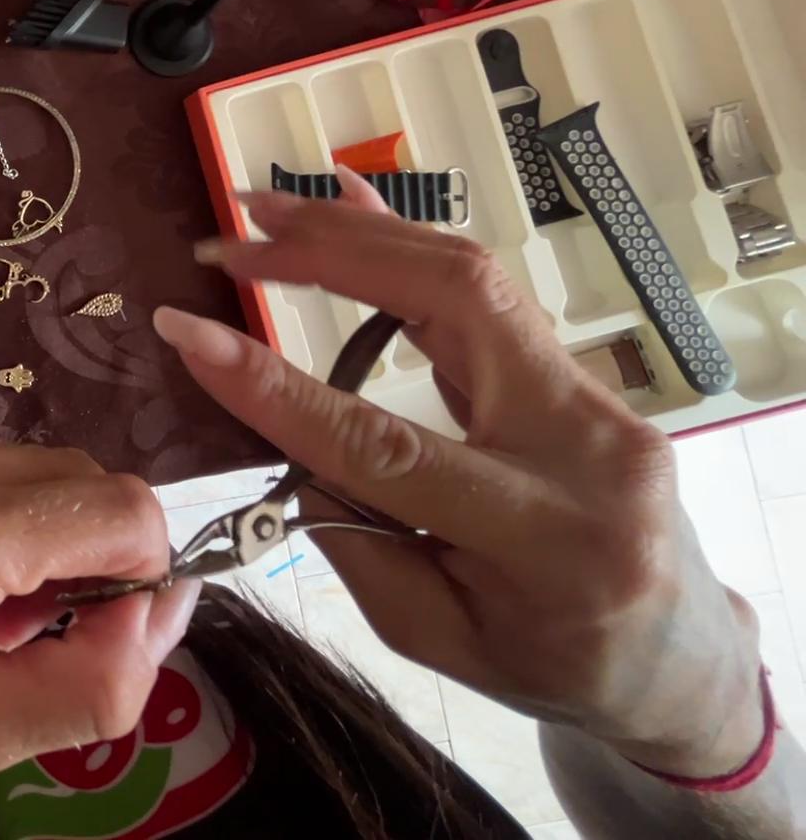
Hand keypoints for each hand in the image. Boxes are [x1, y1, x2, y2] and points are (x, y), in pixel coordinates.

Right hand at [152, 170, 762, 778]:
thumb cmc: (545, 664)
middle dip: (326, 256)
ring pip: (469, 275)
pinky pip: (483, 287)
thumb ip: (348, 534)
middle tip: (230, 240)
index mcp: (543, 532)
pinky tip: (348, 197)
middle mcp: (583, 440)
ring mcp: (590, 392)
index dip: (270, 385)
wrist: (677, 660)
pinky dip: (400, 237)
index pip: (378, 441)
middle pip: (453, 303)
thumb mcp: (425, 630)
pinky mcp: (570, 369)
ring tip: (266, 208)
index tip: (185, 332)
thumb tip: (286, 437)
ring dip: (355, 230)